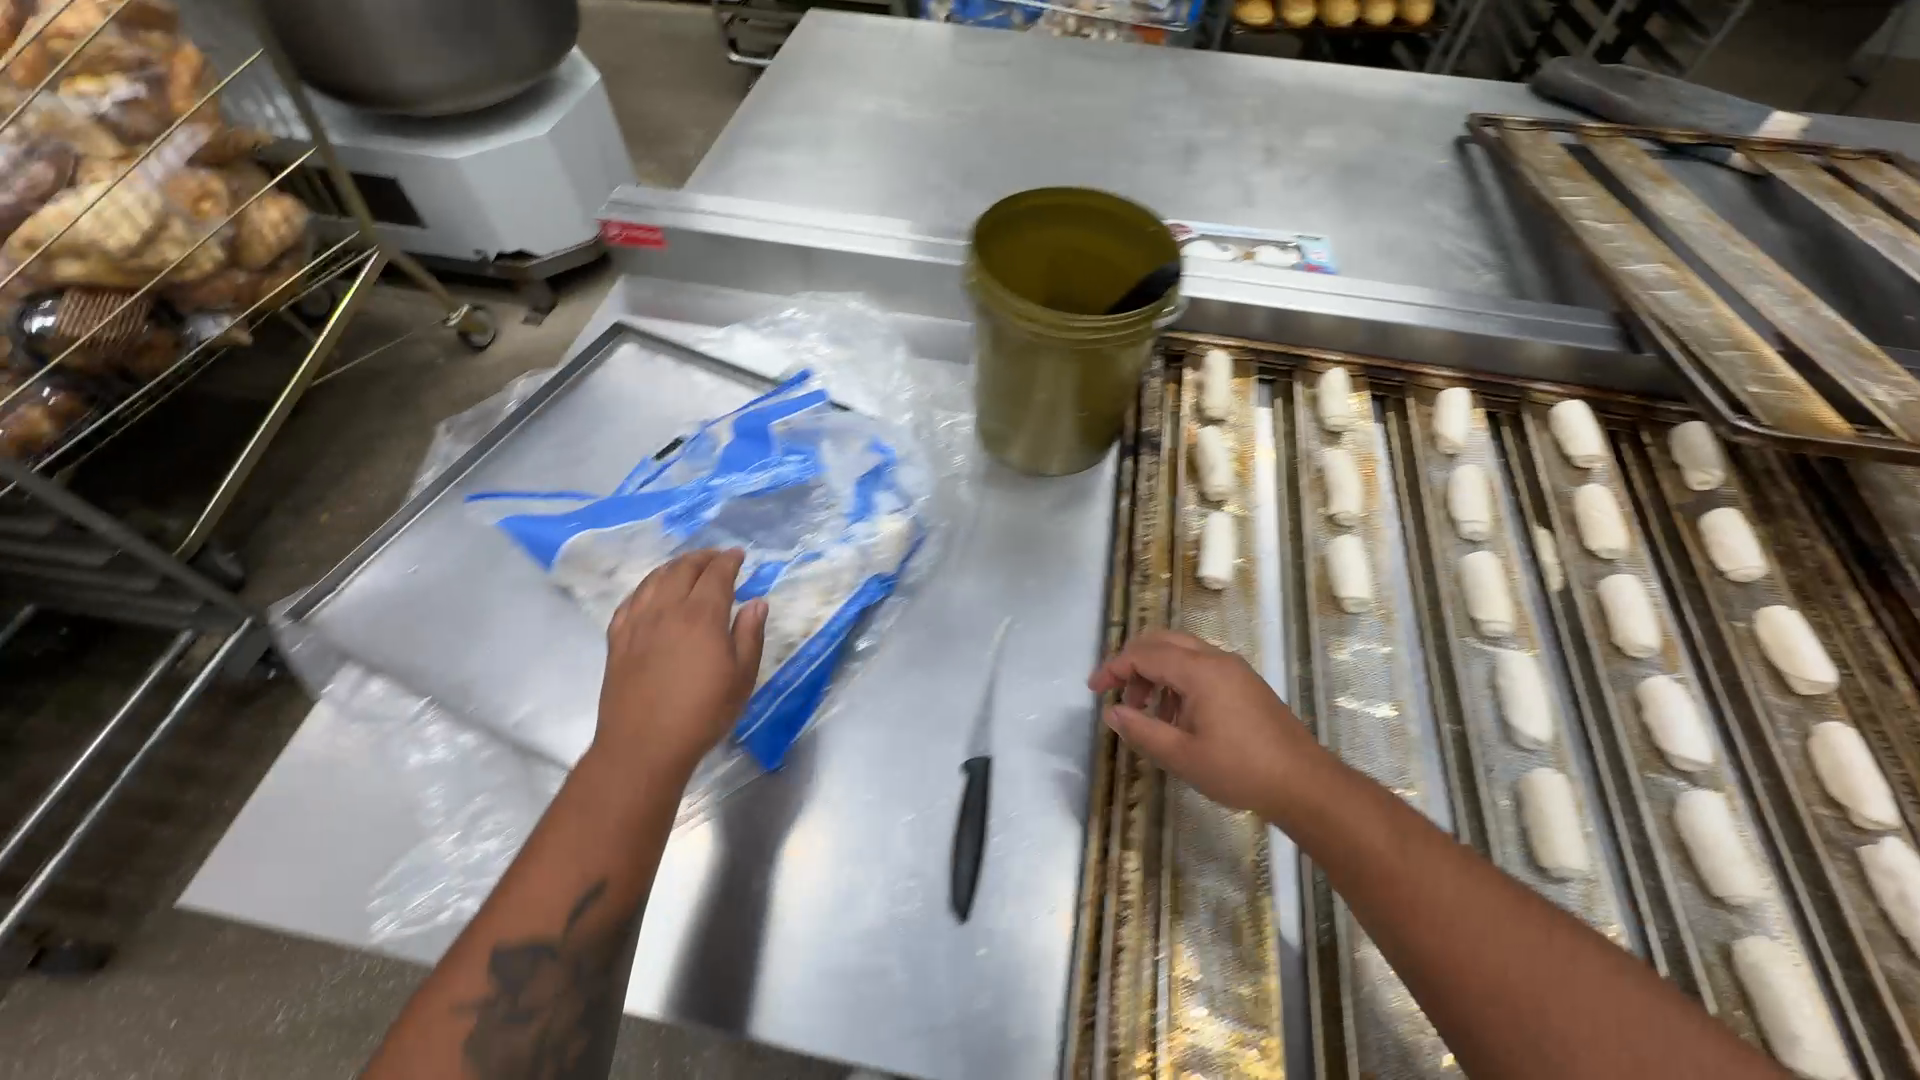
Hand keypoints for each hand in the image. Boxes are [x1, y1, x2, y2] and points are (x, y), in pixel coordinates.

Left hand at [594, 548, 767, 781]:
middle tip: (717, 557)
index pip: (716, 575)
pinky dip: (646, 587)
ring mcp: (637, 623)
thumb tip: (757, 603)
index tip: (739, 555)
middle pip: (682, 569)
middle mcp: (667, 610)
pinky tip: (651, 592)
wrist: (644, 744)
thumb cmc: (702, 713)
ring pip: (654, 580)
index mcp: (701, 616)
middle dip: (702, 558)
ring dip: (674, 567)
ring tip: (686, 567)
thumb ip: (749, 635)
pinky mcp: (617, 639)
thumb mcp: (742, 677)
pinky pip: (630, 600)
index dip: (729, 561)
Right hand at [1087, 630, 1322, 818]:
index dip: (1114, 668)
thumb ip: (1141, 730)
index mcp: (1200, 671)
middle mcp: (1217, 660)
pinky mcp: (1245, 684)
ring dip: (1156, 674)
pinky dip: (1178, 683)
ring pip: (1183, 654)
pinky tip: (1176, 719)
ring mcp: (1235, 670)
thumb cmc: (1239, 770)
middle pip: (1163, 642)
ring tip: (1146, 714)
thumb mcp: (1181, 756)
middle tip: (1117, 694)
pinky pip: (1202, 668)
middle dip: (1134, 664)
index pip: (1145, 654)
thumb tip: (1112, 712)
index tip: (1094, 690)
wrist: (1303, 783)